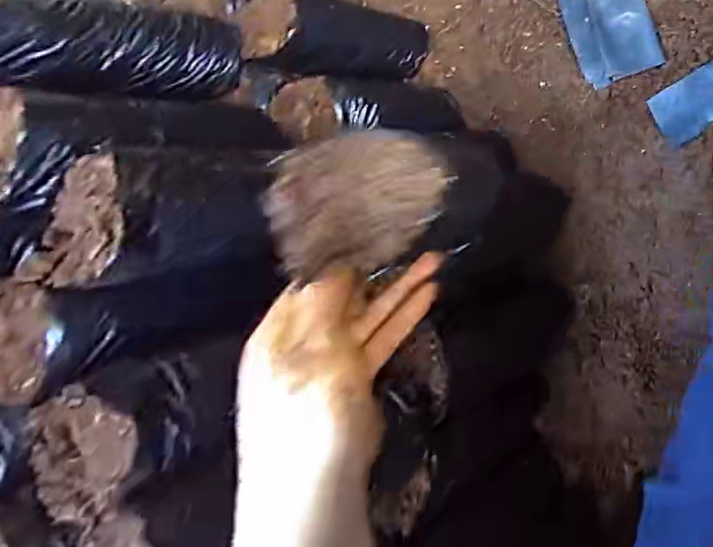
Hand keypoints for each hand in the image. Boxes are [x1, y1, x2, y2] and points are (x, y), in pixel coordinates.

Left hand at [234, 254, 441, 546]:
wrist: (316, 479)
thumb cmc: (307, 407)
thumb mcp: (315, 347)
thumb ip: (327, 301)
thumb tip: (338, 264)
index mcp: (278, 334)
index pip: (310, 283)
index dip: (342, 259)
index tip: (374, 232)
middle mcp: (301, 343)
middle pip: (345, 297)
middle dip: (380, 271)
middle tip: (413, 243)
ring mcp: (330, 361)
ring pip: (369, 315)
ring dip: (401, 290)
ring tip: (435, 261)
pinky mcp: (356, 378)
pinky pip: (381, 337)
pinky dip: (403, 316)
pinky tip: (428, 295)